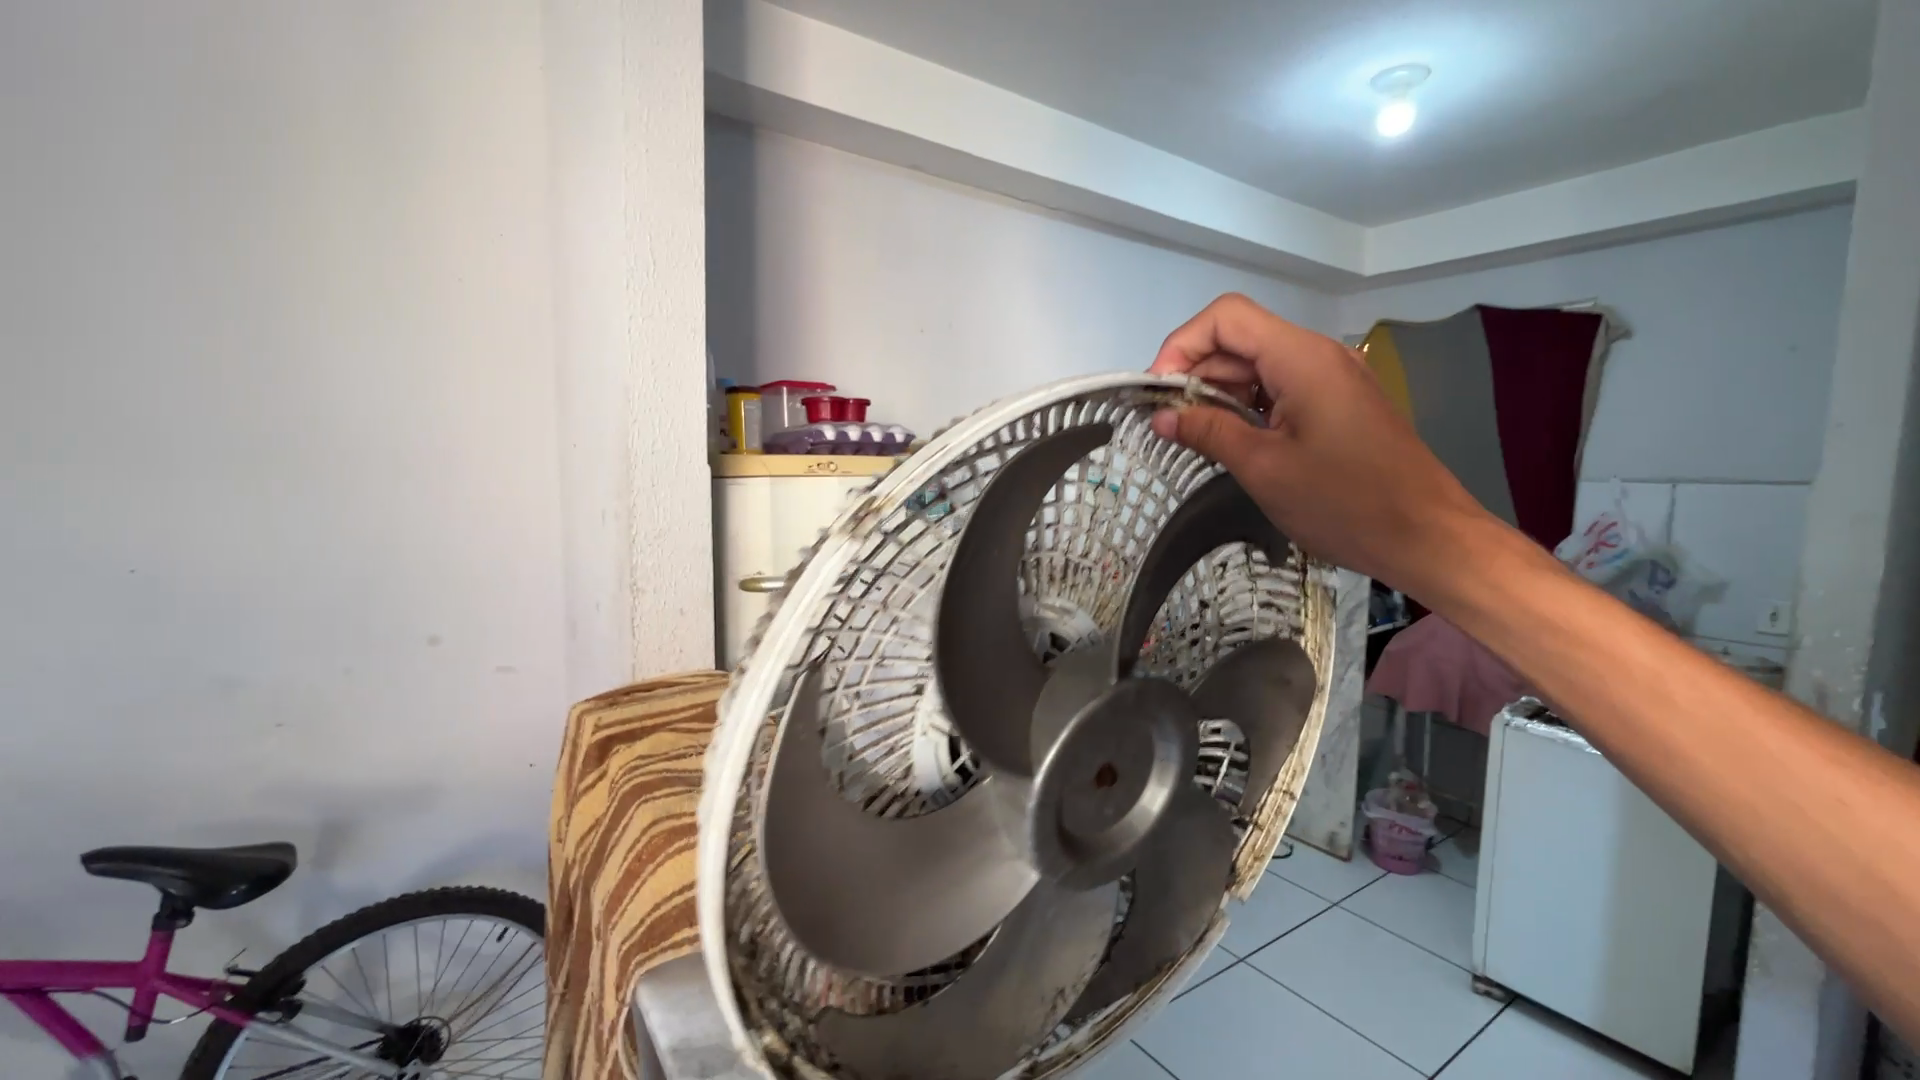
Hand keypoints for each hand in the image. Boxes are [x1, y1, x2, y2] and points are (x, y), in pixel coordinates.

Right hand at [1148, 294, 1499, 599]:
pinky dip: (1248, 407)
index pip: (1226, 318)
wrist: (1427, 536)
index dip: (1182, 345)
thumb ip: (1209, 432)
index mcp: (1301, 358)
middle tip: (1168, 423)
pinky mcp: (1338, 404)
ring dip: (1219, 394)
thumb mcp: (1264, 468)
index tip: (1159, 393)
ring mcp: (1331, 379)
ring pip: (1258, 367)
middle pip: (1240, 340)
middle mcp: (1317, 355)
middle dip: (1196, 374)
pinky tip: (1232, 441)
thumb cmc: (1345, 503)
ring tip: (1194, 436)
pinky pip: (1281, 389)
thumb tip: (1162, 417)